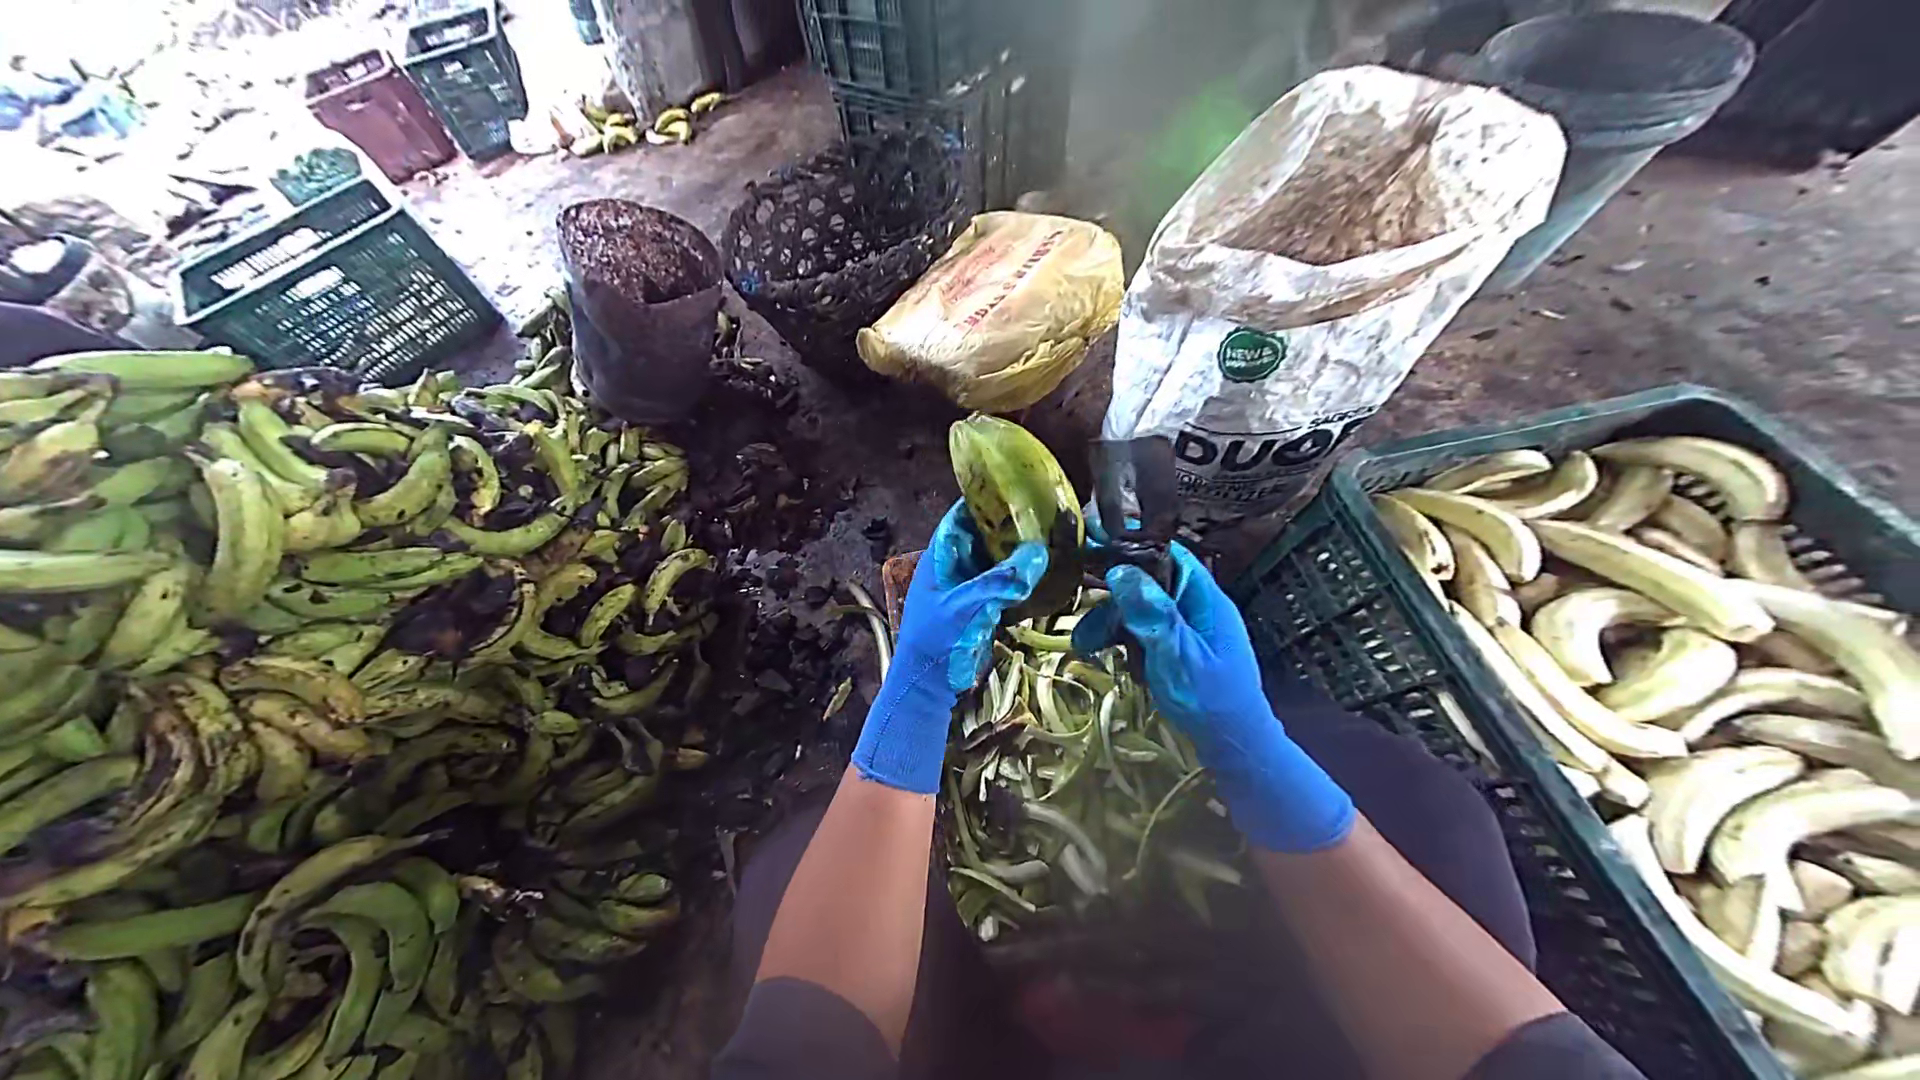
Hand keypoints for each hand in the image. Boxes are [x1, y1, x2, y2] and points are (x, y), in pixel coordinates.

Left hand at [852, 502, 1048, 793]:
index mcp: (941, 557)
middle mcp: (954, 566)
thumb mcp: (966, 607)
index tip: (1017, 486)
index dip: (986, 499)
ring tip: (1050, 535)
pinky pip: (1002, 581)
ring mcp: (967, 586)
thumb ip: (999, 581)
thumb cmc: (938, 640)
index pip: (962, 516)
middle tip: (1044, 511)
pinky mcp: (979, 605)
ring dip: (1017, 550)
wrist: (928, 685)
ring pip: (994, 558)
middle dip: (1009, 523)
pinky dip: (1020, 575)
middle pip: (983, 535)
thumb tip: (1037, 552)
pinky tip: (1044, 571)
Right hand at [1073, 543, 1354, 852]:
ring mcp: (1185, 626)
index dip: (1131, 545)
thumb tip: (1120, 569)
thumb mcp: (1177, 654)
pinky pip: (1142, 630)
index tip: (1095, 543)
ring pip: (1139, 608)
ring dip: (1110, 622)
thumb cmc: (1210, 699)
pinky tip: (1104, 654)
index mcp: (1203, 596)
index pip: (1167, 553)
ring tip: (1084, 643)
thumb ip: (1151, 612)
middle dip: (1112, 594)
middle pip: (1146, 582)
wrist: (1235, 745)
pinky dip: (1121, 638)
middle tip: (1078, 598)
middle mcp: (1194, 604)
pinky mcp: (1175, 647)